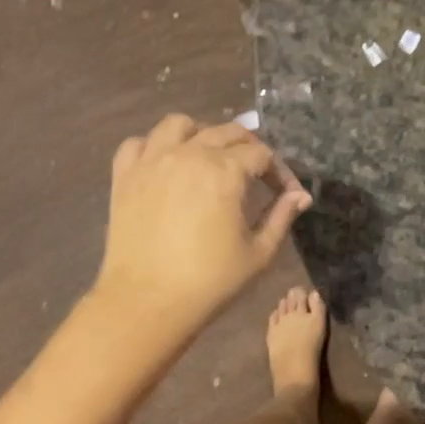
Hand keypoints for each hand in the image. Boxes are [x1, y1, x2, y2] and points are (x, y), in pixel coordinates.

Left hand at [94, 114, 310, 331]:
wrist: (150, 299)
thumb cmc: (212, 279)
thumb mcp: (259, 252)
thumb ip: (281, 217)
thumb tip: (299, 196)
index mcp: (225, 172)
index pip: (262, 154)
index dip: (281, 172)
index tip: (288, 196)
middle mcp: (187, 154)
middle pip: (225, 131)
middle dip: (250, 148)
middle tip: (260, 175)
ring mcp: (151, 160)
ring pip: (179, 124)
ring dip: (203, 135)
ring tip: (212, 158)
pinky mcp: (124, 174)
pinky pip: (140, 142)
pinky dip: (159, 146)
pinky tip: (170, 166)